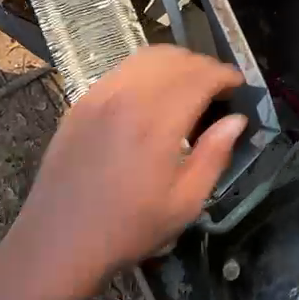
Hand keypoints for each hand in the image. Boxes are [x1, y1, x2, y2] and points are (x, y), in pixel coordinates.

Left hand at [9, 47, 246, 290]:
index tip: (239, 86)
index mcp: (157, 122)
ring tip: (188, 86)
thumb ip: (215, 155)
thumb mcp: (185, 203)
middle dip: (203, 66)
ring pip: (145, 57)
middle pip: (174, 58)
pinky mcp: (80, 103)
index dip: (225, 75)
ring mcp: (99, 96)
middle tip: (218, 88)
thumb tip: (235, 120)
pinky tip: (152, 96)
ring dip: (174, 63)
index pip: (199, 76)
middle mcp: (127, 97)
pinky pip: (121, 71)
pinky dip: (146, 71)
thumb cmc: (128, 229)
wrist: (59, 242)